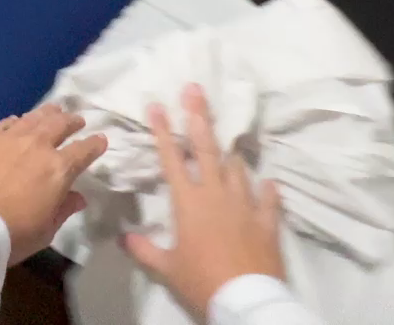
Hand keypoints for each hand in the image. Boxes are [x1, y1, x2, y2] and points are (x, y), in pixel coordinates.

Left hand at [0, 103, 108, 264]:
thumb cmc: (13, 234)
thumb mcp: (46, 230)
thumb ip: (63, 209)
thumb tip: (78, 196)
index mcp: (57, 169)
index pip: (82, 151)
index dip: (94, 144)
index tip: (101, 139)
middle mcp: (36, 145)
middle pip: (58, 125)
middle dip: (71, 121)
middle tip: (77, 119)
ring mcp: (9, 138)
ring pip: (33, 118)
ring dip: (46, 113)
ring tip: (53, 110)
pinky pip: (5, 124)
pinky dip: (16, 121)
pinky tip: (17, 120)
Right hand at [122, 84, 284, 319]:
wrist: (248, 304)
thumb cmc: (202, 282)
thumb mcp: (167, 269)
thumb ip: (145, 250)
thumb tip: (123, 238)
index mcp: (188, 202)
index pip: (171, 158)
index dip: (162, 130)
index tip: (156, 104)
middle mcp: (215, 194)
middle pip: (205, 148)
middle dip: (198, 117)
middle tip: (195, 90)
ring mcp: (244, 206)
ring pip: (236, 169)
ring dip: (230, 152)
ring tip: (227, 137)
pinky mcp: (267, 223)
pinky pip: (268, 201)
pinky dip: (268, 190)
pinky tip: (269, 181)